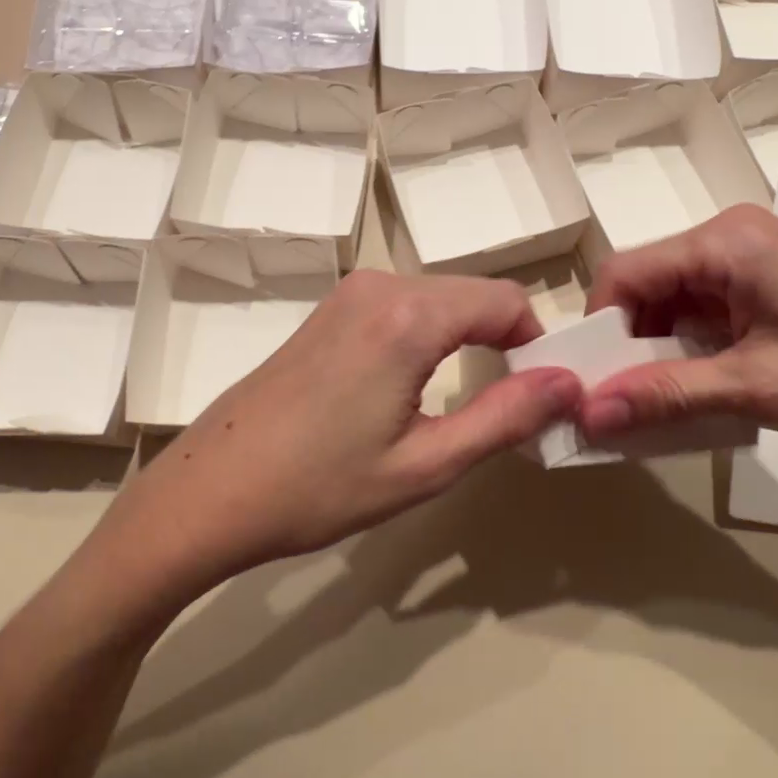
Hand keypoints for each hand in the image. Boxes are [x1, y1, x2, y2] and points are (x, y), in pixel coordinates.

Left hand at [106, 270, 581, 599]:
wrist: (211, 492)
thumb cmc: (319, 487)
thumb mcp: (425, 465)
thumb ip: (504, 417)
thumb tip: (567, 382)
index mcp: (407, 316)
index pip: (505, 301)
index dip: (537, 343)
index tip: (544, 393)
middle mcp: (378, 286)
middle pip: (472, 294)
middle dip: (505, 340)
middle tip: (514, 406)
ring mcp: (346, 295)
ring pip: (437, 298)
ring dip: (467, 337)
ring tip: (470, 401)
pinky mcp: (326, 312)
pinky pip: (401, 307)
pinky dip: (429, 335)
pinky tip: (417, 387)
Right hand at [579, 205, 777, 442]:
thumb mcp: (759, 387)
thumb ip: (669, 394)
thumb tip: (590, 413)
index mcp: (726, 242)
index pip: (624, 272)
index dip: (598, 327)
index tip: (592, 383)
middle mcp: (730, 237)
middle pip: (645, 285)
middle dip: (628, 343)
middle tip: (622, 402)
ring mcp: (750, 258)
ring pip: (670, 301)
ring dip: (658, 350)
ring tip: (659, 403)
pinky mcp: (765, 283)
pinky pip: (702, 310)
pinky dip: (689, 349)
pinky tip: (697, 388)